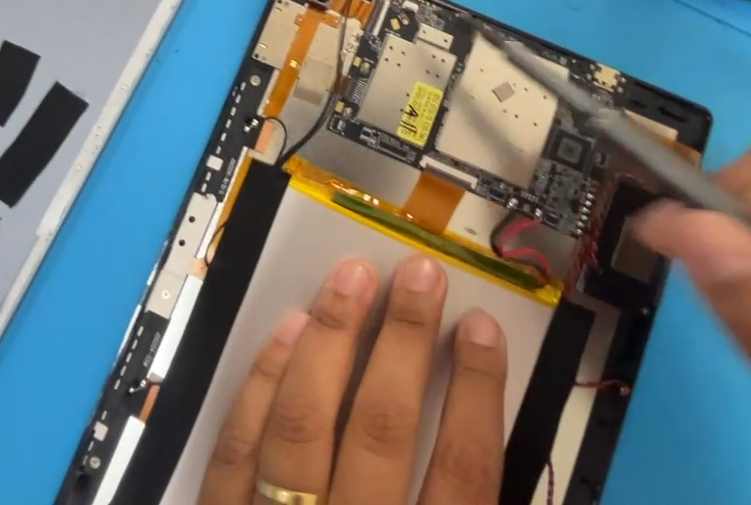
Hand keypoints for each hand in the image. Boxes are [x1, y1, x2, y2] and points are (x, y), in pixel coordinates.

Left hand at [198, 255, 509, 504]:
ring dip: (330, 341)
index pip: (462, 476)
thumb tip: (514, 477)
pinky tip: (286, 329)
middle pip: (380, 430)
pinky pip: (236, 447)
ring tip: (351, 276)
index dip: (476, 394)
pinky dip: (260, 382)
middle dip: (402, 342)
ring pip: (303, 423)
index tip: (481, 328)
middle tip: (418, 273)